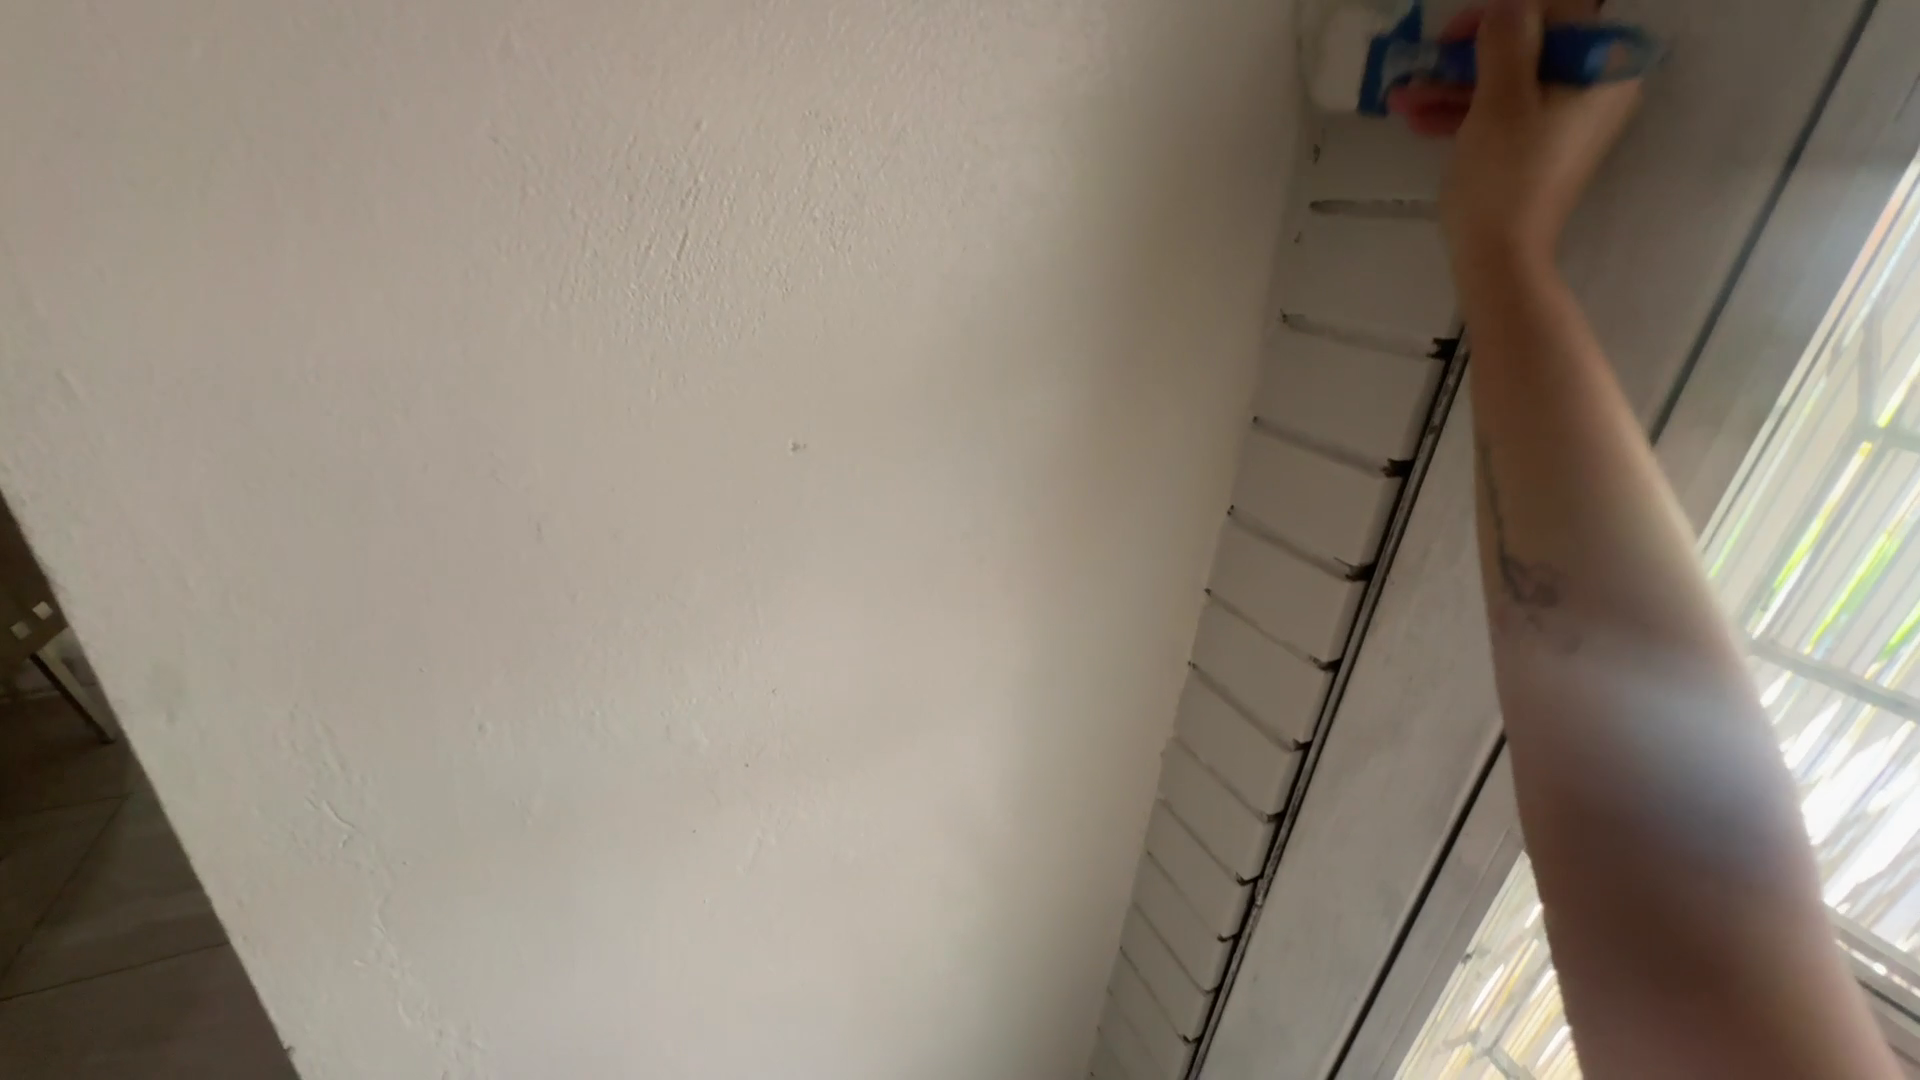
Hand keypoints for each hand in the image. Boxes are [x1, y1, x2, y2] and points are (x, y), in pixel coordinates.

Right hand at [1389, 0, 1642, 275]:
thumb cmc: (1503, 179)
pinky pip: (1504, 115)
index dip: (1502, 15)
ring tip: (1404, 98)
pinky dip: (1464, 114)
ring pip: (1508, 85)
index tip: (1452, 35)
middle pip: (1531, 49)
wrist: (1499, 257)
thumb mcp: (1500, 102)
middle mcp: (1596, 87)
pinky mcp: (1539, 150)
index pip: (1559, 12)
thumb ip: (1507, 41)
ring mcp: (1566, 122)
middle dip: (1468, 58)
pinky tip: (1420, 118)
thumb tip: (1507, 6)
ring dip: (1453, 88)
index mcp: (1603, 67)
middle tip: (1421, 66)